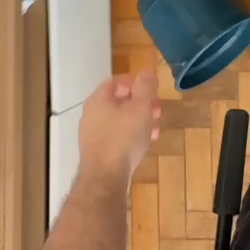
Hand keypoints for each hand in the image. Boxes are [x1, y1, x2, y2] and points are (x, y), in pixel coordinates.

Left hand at [76, 70, 160, 190]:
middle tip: (157, 109)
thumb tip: (146, 72)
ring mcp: (91, 134)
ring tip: (155, 128)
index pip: (116, 81)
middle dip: (141, 103)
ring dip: (139, 120)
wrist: (105, 177)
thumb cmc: (124, 137)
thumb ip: (145, 87)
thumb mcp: (141, 108)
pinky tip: (144, 144)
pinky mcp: (96, 151)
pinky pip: (116, 135)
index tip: (153, 88)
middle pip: (118, 100)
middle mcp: (91, 114)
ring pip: (119, 119)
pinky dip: (130, 134)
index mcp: (98, 99)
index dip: (136, 81)